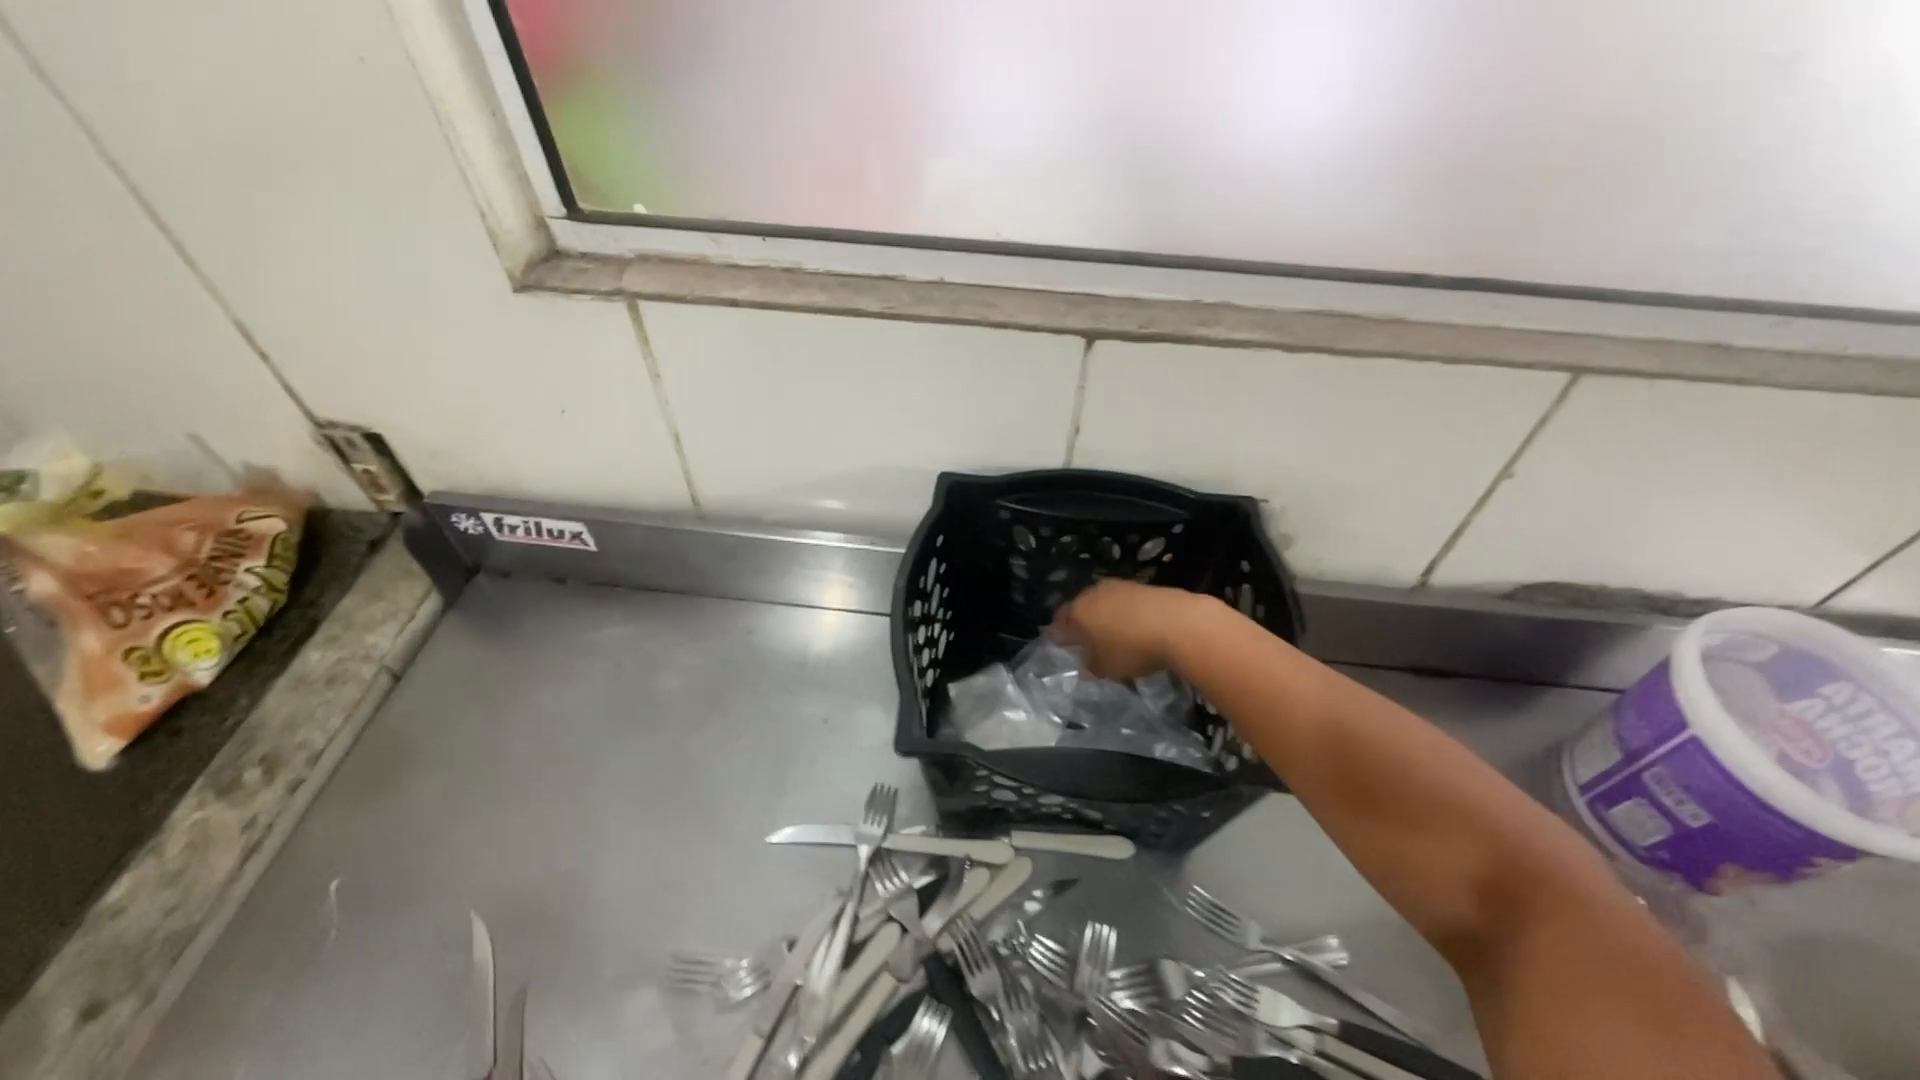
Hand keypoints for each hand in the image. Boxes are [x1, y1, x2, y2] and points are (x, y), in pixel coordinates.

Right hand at [1051, 580, 1209, 680]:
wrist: (1178, 623)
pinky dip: (1126, 612)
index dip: (1059, 635)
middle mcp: (1094, 593)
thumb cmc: (1132, 649)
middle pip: (1081, 607)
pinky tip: (1135, 626)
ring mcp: (1120, 586)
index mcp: (1078, 611)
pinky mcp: (1144, 586)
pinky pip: (1126, 601)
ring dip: (1105, 615)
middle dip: (1081, 622)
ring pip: (1104, 601)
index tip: (1061, 645)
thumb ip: (1091, 666)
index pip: (1060, 622)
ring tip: (1112, 633)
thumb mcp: (1106, 668)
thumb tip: (1086, 663)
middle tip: (1086, 639)